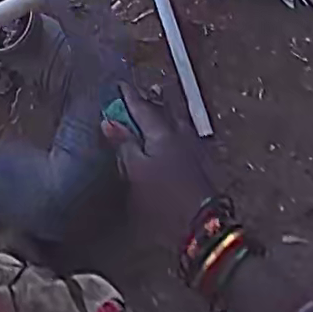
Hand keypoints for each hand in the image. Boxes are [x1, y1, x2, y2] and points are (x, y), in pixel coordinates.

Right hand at [101, 85, 218, 247]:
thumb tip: (109, 121)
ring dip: (159, 113)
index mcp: (162, 131)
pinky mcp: (197, 163)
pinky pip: (178, 133)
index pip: (141, 107)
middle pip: (160, 110)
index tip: (119, 83)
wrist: (203, 228)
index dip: (129, 96)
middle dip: (146, 101)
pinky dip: (167, 128)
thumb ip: (124, 144)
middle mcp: (178, 133)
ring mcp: (191, 148)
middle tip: (133, 93)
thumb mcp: (136, 170)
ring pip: (172, 121)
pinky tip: (165, 133)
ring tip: (150, 107)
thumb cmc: (163, 198)